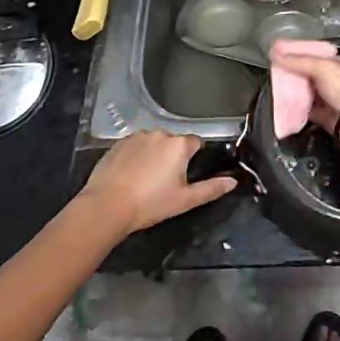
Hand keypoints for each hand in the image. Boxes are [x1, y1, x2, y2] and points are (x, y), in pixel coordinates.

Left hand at [78, 130, 236, 235]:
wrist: (107, 206)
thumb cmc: (150, 204)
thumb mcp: (185, 200)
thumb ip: (211, 189)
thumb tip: (233, 181)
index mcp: (179, 145)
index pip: (196, 143)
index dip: (193, 158)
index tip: (185, 176)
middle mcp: (159, 134)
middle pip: (173, 143)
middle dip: (172, 157)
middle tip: (165, 183)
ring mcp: (136, 137)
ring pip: (153, 143)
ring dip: (153, 155)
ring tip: (145, 181)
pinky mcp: (118, 144)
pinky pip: (134, 147)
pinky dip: (135, 157)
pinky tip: (129, 176)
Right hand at [267, 44, 339, 163]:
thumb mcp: (322, 68)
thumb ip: (299, 62)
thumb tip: (276, 54)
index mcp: (339, 64)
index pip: (315, 56)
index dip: (299, 55)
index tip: (280, 56)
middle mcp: (336, 81)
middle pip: (310, 76)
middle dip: (294, 75)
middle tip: (275, 74)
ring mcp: (332, 100)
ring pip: (309, 94)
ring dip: (295, 93)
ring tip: (277, 89)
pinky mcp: (327, 118)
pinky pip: (309, 112)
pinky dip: (298, 110)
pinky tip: (286, 108)